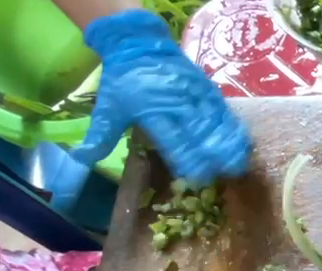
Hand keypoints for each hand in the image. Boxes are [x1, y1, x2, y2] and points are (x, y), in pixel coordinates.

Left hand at [73, 10, 249, 186]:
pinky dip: (234, 132)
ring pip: (216, 127)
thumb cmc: (122, 79)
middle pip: (200, 137)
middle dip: (212, 158)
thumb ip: (100, 136)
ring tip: (236, 168)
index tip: (196, 178)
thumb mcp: (107, 107)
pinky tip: (242, 149)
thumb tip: (80, 160)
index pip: (174, 142)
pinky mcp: (208, 90)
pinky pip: (225, 115)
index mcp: (151, 110)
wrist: (136, 41)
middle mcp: (176, 103)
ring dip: (227, 148)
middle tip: (220, 176)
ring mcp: (194, 96)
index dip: (187, 161)